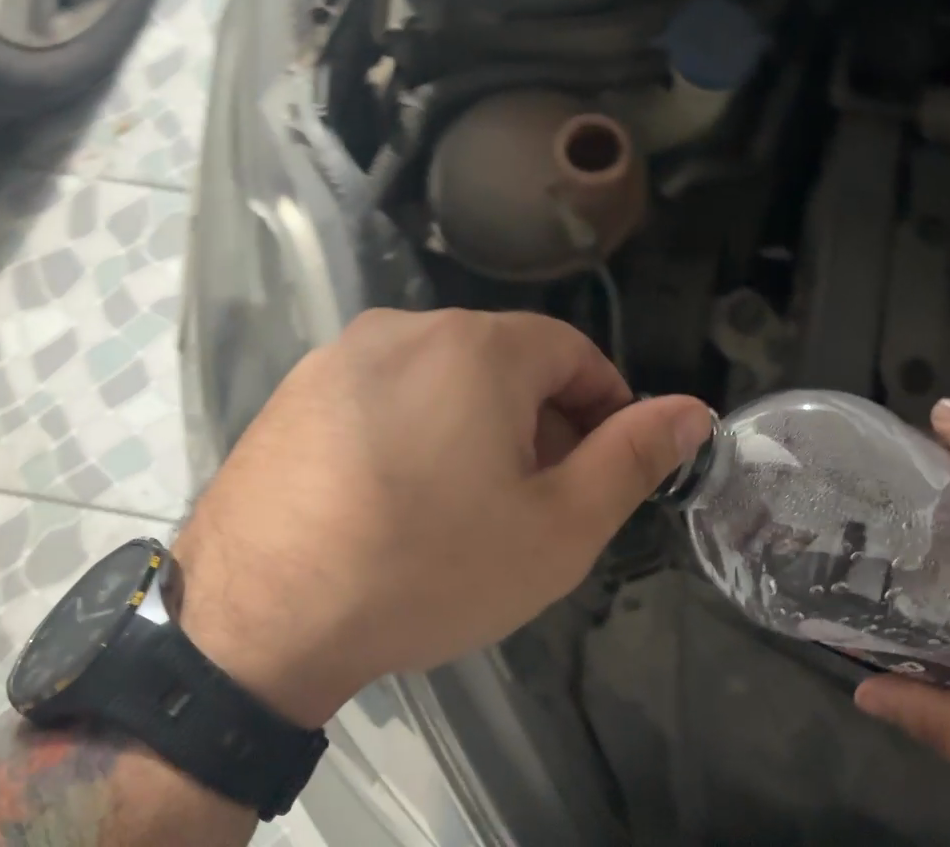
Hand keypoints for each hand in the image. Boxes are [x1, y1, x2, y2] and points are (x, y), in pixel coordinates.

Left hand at [168, 309, 712, 727]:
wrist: (254, 622)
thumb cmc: (430, 566)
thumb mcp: (559, 525)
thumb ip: (634, 458)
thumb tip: (695, 410)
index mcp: (481, 346)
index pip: (575, 353)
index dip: (603, 409)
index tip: (600, 469)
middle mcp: (409, 327)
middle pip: (509, 362)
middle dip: (542, 421)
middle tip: (537, 499)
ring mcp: (342, 354)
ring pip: (446, 376)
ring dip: (478, 424)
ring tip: (468, 504)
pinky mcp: (296, 390)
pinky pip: (387, 393)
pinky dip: (416, 428)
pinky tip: (400, 497)